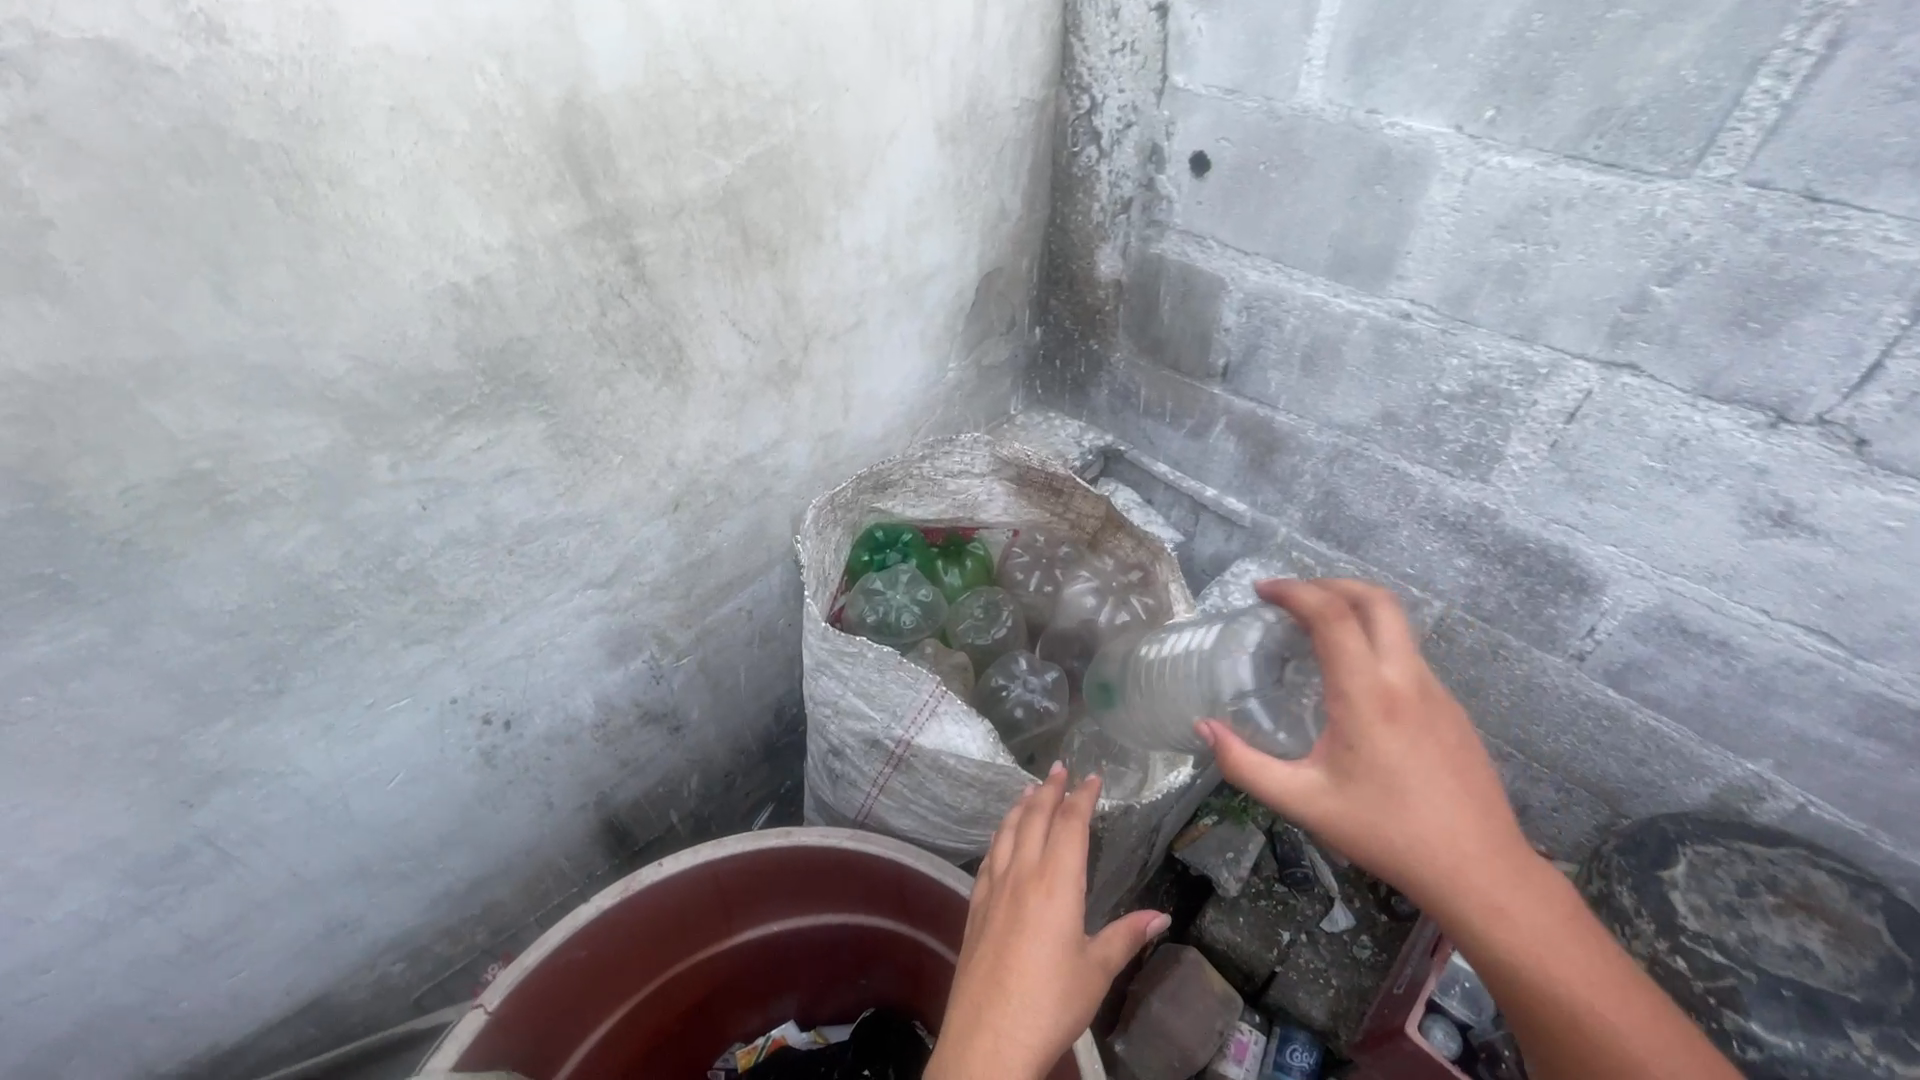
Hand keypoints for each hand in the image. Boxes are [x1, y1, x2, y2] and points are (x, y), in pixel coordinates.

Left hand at [925, 763, 1170, 1079]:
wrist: (988, 1039)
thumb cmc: (1051, 1003)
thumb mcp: (1097, 972)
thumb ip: (1126, 937)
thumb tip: (1161, 916)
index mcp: (1056, 883)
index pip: (1070, 824)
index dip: (1082, 797)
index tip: (1092, 777)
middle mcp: (1022, 875)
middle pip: (1034, 818)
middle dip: (1049, 790)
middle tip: (1060, 768)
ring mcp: (993, 889)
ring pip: (1006, 832)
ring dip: (1020, 806)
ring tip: (1029, 790)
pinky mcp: (974, 908)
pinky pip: (988, 857)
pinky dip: (998, 836)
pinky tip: (1000, 838)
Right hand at [1198, 579, 1533, 916]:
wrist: (1479, 869)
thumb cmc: (1386, 833)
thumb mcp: (1303, 803)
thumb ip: (1245, 765)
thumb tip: (1205, 729)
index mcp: (1366, 694)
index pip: (1332, 614)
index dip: (1294, 591)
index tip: (1263, 591)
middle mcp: (1406, 679)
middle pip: (1375, 599)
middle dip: (1329, 583)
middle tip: (1291, 597)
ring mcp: (1437, 691)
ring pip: (1397, 625)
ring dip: (1354, 610)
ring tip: (1315, 632)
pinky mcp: (1452, 709)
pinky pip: (1408, 656)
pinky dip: (1374, 642)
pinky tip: (1353, 681)